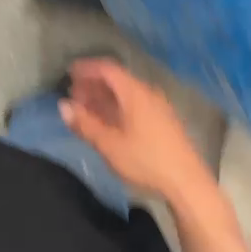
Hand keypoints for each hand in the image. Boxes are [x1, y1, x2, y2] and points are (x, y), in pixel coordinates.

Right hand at [60, 58, 213, 201]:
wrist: (187, 183)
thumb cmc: (145, 160)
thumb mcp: (109, 144)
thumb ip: (85, 124)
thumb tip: (63, 106)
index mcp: (135, 93)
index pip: (108, 69)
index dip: (87, 68)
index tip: (69, 72)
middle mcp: (147, 95)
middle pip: (117, 81)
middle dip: (93, 85)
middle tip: (72, 95)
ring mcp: (157, 108)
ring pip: (125, 95)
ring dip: (103, 99)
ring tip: (84, 110)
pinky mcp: (162, 123)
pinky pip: (133, 106)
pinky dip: (115, 109)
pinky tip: (105, 123)